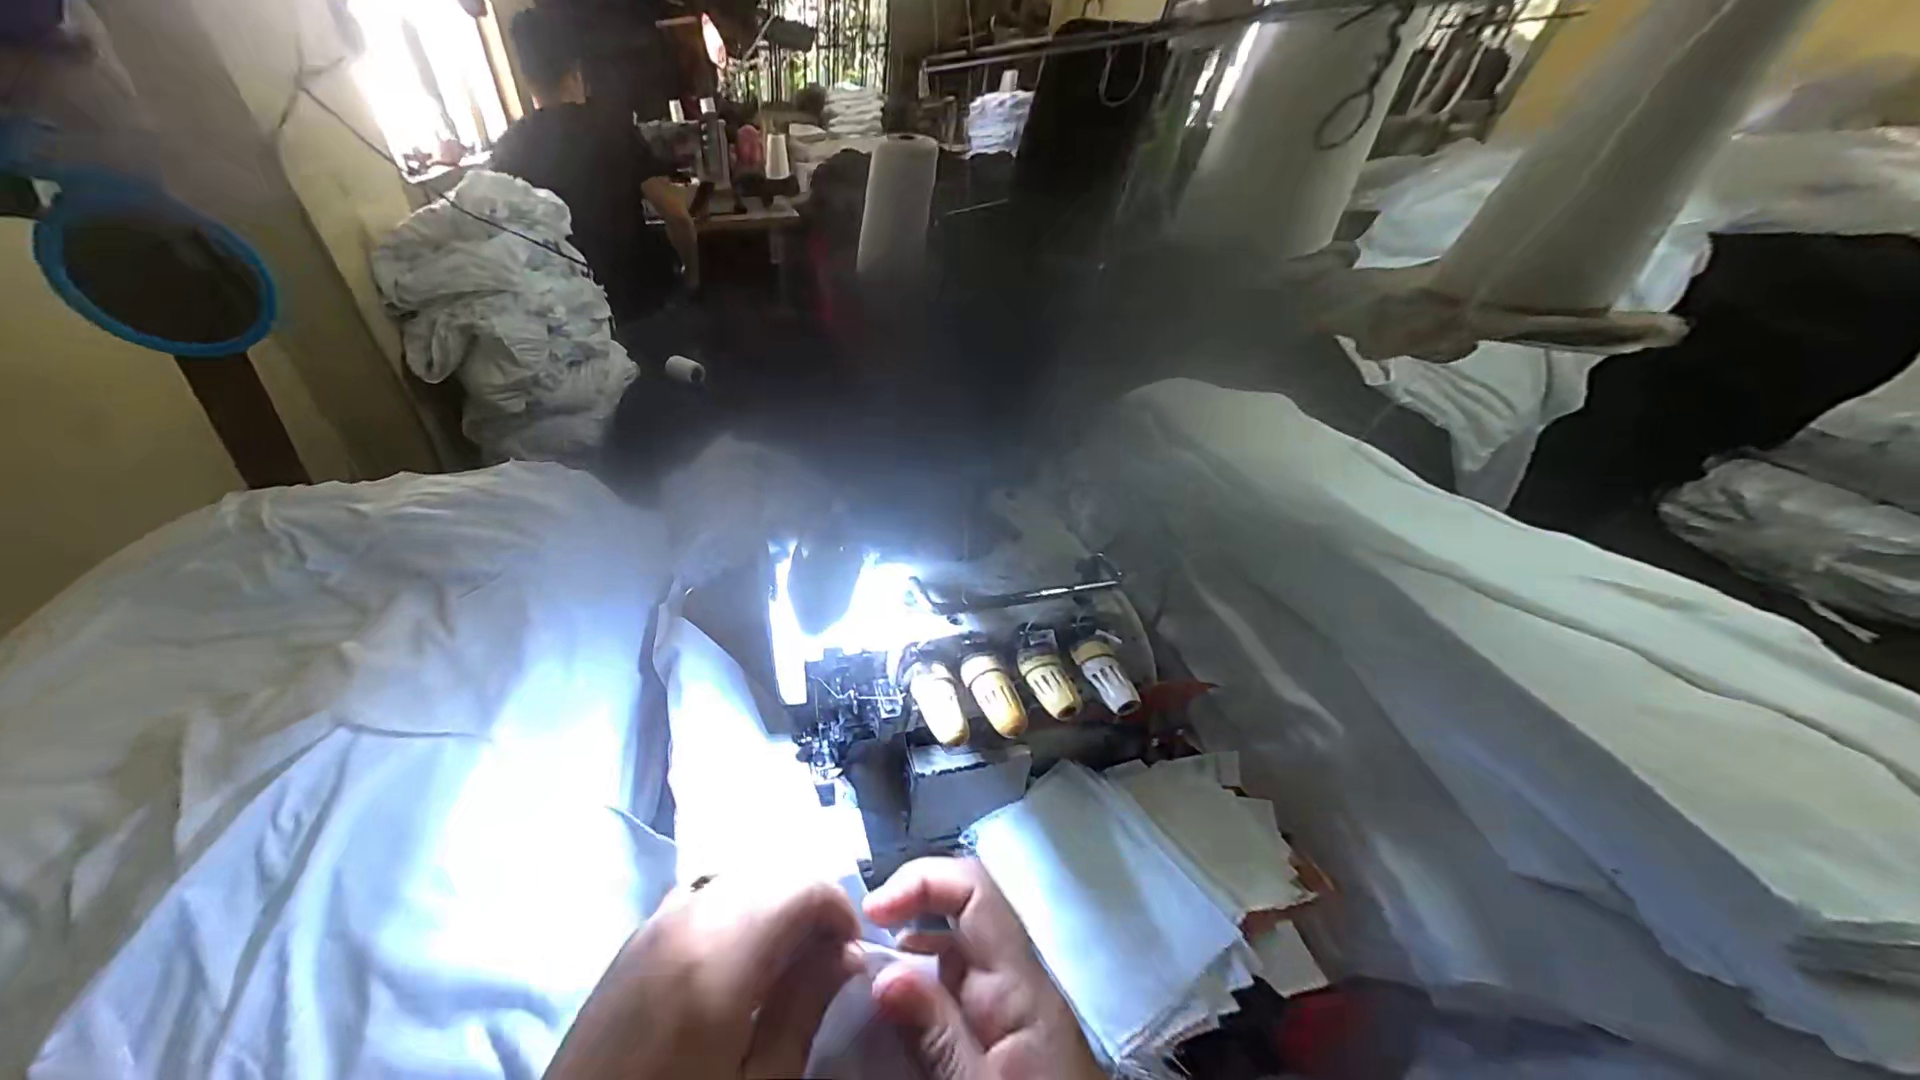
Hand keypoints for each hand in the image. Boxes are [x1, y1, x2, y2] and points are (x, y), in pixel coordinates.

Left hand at [545, 874, 862, 1079]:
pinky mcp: (632, 942)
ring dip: (772, 905)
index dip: (841, 913)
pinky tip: (732, 963)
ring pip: (739, 878)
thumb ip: (804, 1010)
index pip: (806, 886)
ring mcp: (654, 922)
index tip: (849, 962)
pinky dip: (734, 909)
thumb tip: (845, 955)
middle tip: (821, 964)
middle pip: (774, 873)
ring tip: (779, 965)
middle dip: (809, 906)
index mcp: (722, 947)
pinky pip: (702, 896)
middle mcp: (689, 913)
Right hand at [864, 858, 1105, 1079]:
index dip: (922, 881)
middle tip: (857, 943)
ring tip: (861, 977)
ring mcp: (1009, 997)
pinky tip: (891, 1009)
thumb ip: (938, 1036)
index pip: (974, 891)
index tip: (873, 910)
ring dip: (907, 948)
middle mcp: (1016, 974)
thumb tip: (885, 974)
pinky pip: (955, 979)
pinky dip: (918, 981)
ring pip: (953, 943)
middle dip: (907, 910)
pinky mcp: (1001, 1022)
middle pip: (961, 908)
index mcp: (1019, 981)